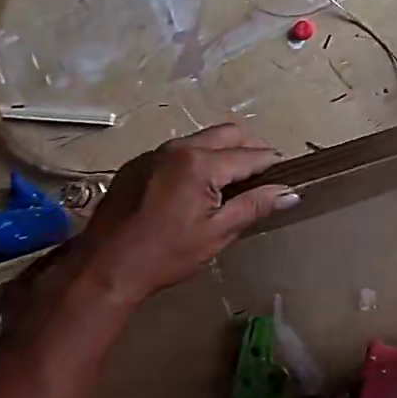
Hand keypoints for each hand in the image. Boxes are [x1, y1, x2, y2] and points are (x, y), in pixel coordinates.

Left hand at [71, 124, 300, 306]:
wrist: (106, 263)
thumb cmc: (165, 254)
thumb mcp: (216, 234)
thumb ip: (253, 206)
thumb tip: (290, 192)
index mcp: (200, 163)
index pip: (250, 155)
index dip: (272, 164)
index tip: (287, 174)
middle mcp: (178, 147)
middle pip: (227, 133)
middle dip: (250, 148)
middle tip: (262, 174)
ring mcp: (154, 152)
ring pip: (200, 138)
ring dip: (222, 151)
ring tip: (232, 180)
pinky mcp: (138, 162)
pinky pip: (176, 150)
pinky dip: (194, 159)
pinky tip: (195, 186)